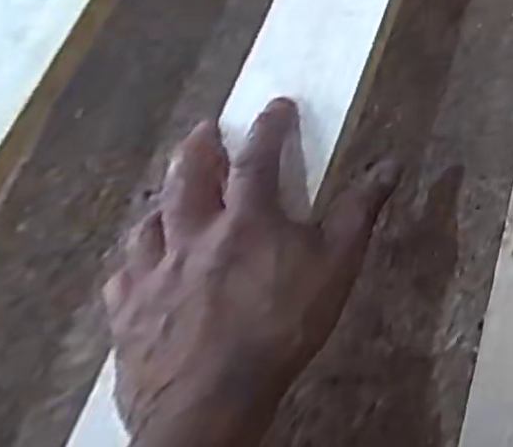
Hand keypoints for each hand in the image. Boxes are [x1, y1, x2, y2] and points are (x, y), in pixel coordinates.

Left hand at [102, 98, 399, 446]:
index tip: (277, 105)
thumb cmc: (283, 327)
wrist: (210, 407)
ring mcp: (154, 275)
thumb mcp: (336, 265)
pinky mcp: (127, 314)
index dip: (269, 126)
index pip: (258, 157)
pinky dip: (133, 256)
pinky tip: (137, 259)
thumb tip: (390, 164)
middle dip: (199, 146)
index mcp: (247, 219)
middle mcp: (195, 235)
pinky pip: (122, 273)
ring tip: (170, 190)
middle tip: (205, 127)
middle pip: (189, 176)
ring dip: (162, 198)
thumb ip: (360, 211)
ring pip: (149, 220)